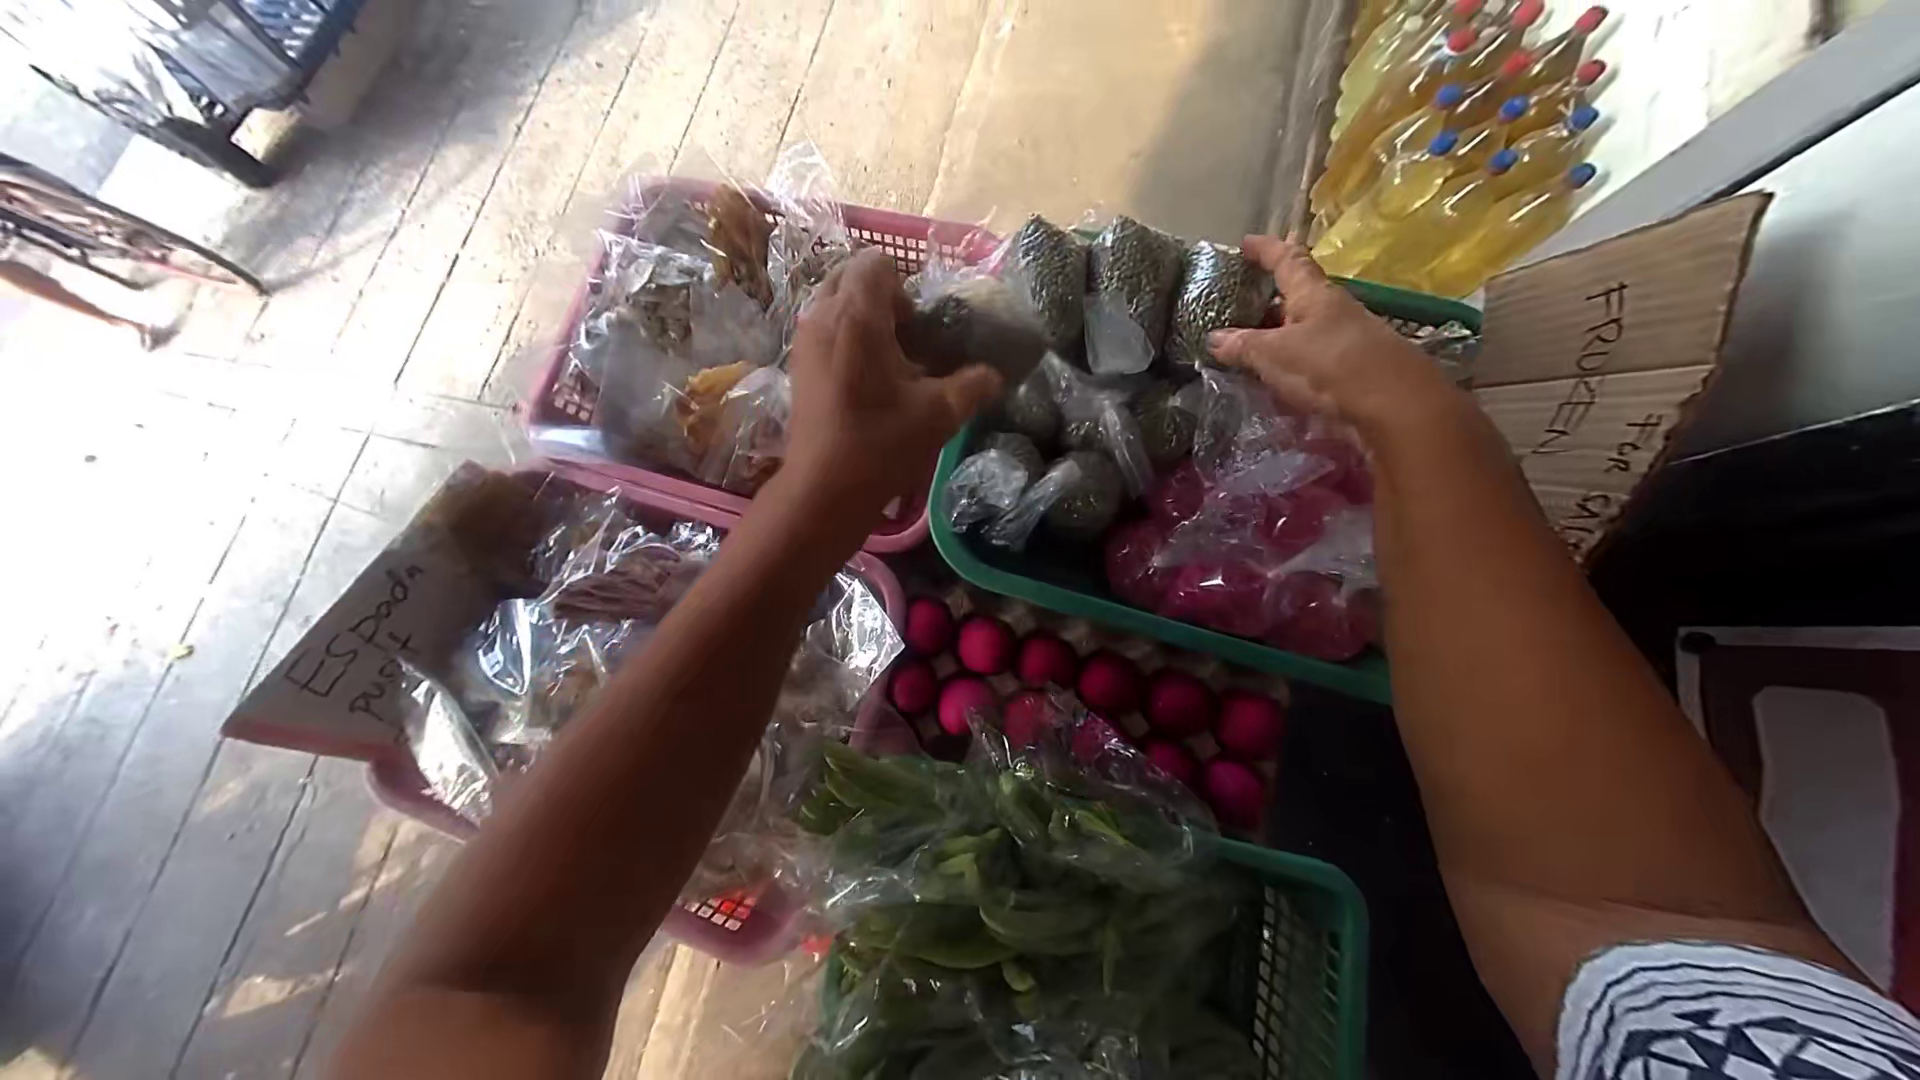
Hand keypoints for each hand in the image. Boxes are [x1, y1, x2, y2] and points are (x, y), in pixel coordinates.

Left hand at [782, 248, 1002, 524]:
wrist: (824, 489)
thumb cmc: (881, 444)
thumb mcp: (940, 414)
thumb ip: (974, 385)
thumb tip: (996, 375)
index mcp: (857, 316)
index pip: (876, 263)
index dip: (904, 286)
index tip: (920, 327)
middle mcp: (822, 316)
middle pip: (851, 278)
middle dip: (882, 299)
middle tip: (908, 340)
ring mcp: (804, 341)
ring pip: (834, 305)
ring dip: (864, 320)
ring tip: (889, 362)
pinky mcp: (798, 366)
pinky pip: (823, 331)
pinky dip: (846, 340)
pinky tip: (866, 381)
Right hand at [1208, 236, 1470, 441]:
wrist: (1391, 405)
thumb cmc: (1329, 365)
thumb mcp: (1274, 354)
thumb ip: (1242, 346)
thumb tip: (1214, 338)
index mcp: (1313, 294)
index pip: (1287, 260)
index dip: (1265, 250)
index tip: (1244, 243)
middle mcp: (1330, 311)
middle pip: (1293, 298)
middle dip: (1264, 303)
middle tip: (1233, 310)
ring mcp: (1341, 341)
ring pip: (1298, 332)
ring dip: (1271, 339)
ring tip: (1240, 351)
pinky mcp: (1345, 371)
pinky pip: (1305, 361)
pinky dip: (1284, 367)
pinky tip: (1266, 381)